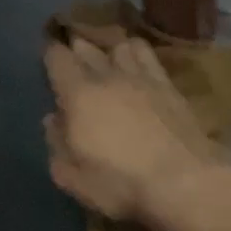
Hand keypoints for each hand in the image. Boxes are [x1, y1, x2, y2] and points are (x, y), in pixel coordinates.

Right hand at [43, 35, 230, 222]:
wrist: (183, 181)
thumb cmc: (120, 184)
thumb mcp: (74, 178)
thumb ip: (57, 146)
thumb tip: (52, 121)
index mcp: (79, 95)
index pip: (57, 58)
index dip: (50, 58)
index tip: (48, 66)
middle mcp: (108, 76)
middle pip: (88, 47)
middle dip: (77, 50)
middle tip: (74, 61)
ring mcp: (142, 77)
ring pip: (121, 45)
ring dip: (110, 49)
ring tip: (108, 60)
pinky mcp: (169, 86)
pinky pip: (149, 56)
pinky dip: (138, 54)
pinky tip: (139, 64)